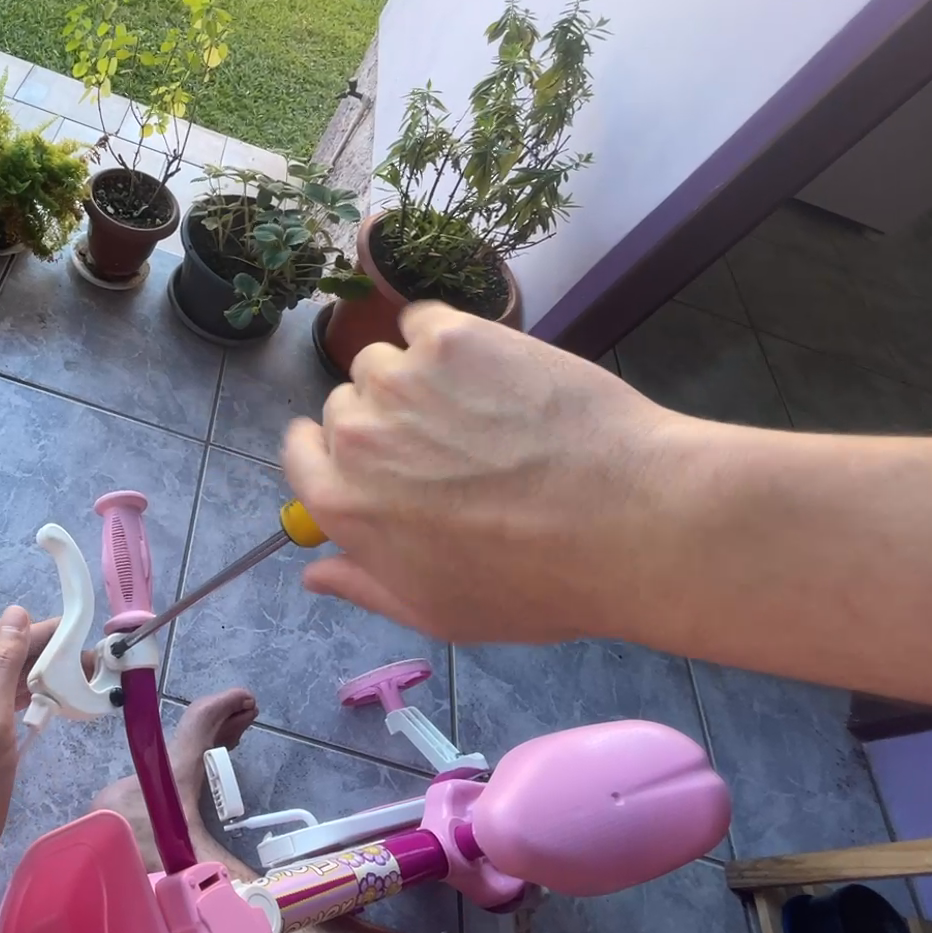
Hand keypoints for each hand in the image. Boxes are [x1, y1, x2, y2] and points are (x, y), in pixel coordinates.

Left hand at [0, 608, 58, 932]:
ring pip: (6, 683)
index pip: (2, 643)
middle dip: (45, 655)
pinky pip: (4, 706)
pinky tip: (50, 701)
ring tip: (79, 676)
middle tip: (90, 657)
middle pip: (4, 661)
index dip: (40, 634)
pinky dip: (29, 699)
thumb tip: (15, 612)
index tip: (80, 629)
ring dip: (40, 677)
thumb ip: (4, 665)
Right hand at [282, 301, 686, 643]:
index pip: (298, 451)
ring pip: (382, 363)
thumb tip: (311, 574)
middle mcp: (354, 434)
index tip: (369, 458)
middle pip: (343, 407)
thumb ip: (361, 585)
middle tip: (444, 445)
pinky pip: (422, 321)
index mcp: (341, 500)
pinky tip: (487, 365)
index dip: (329, 452)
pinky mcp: (452, 337)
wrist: (632, 522)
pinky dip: (445, 337)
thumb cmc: (531, 584)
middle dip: (380, 422)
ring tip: (476, 405)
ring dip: (413, 379)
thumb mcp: (434, 611)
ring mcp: (400, 378)